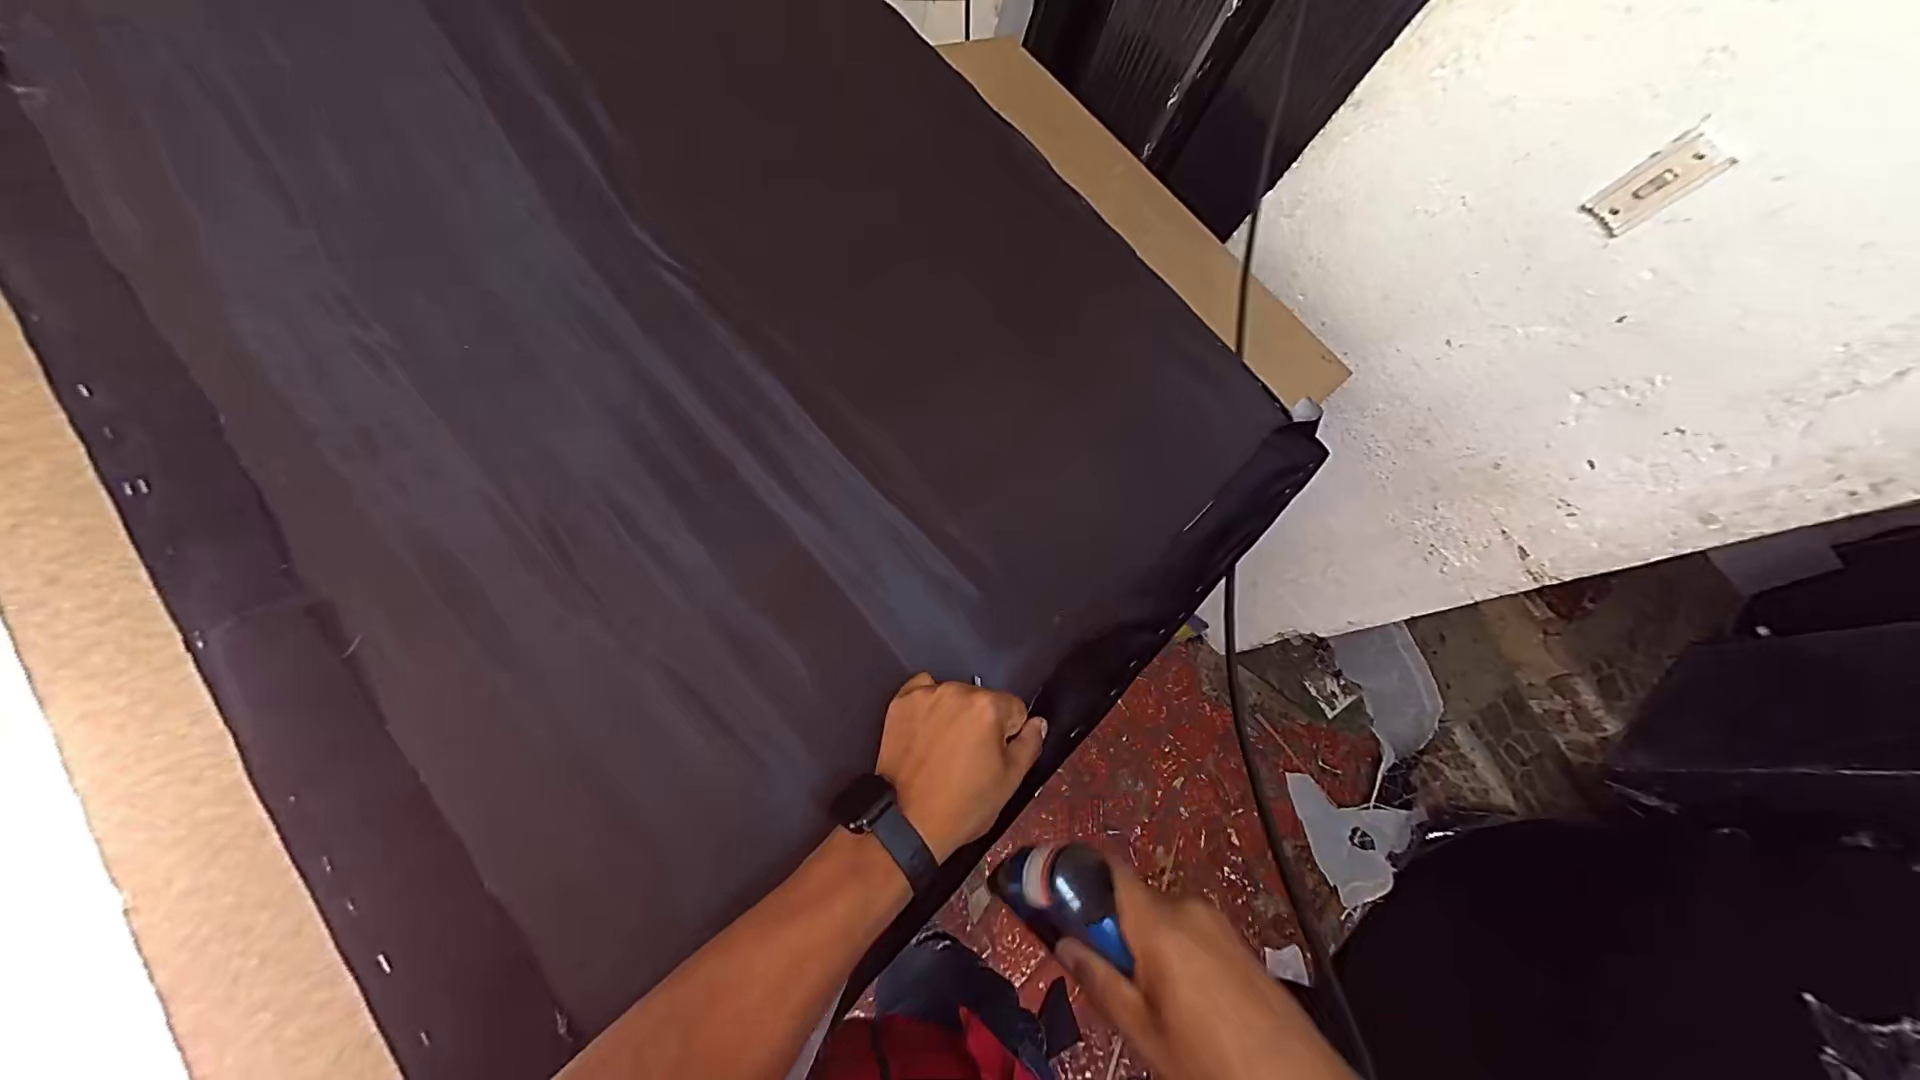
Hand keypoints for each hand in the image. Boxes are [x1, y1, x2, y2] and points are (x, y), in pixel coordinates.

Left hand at [878, 673, 1045, 861]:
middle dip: (981, 723)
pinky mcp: (900, 703)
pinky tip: (926, 732)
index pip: (1014, 708)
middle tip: (969, 757)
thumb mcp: (1009, 781)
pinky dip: (927, 706)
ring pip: (955, 697)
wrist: (909, 822)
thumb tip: (1037, 724)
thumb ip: (1029, 744)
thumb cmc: (961, 806)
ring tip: (945, 750)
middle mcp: (957, 692)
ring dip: (955, 714)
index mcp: (989, 707)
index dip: (1009, 734)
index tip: (995, 754)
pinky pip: (923, 690)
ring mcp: (926, 695)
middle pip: (983, 700)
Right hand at [1057, 867, 1356, 1079]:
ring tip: (1145, 993)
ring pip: (1158, 914)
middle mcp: (1187, 906)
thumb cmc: (1210, 1062)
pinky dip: (1168, 946)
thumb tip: (1063, 944)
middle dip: (1109, 923)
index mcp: (1159, 922)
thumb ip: (1099, 980)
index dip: (1075, 870)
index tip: (1050, 888)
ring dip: (1139, 938)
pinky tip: (1181, 995)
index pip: (1108, 869)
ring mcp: (1216, 920)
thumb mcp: (1143, 1032)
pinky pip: (1186, 928)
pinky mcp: (1236, 938)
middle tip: (1101, 968)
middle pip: (1130, 897)